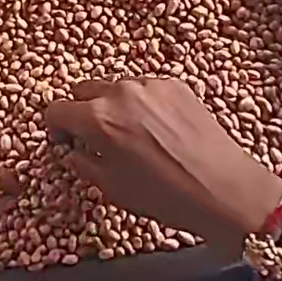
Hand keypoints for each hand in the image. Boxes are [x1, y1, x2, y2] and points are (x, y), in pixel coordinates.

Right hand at [44, 78, 281, 244]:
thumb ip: (84, 162)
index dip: (56, 127)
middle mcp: (121, 92)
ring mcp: (151, 84)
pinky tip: (158, 130)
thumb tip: (73, 151)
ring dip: (114, 106)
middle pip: (84, 91)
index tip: (65, 140)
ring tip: (133, 135)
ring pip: (117, 88)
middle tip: (96, 137)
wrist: (225, 189)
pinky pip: (146, 89)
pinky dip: (143, 104)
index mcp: (98, 119)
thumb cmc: (165, 196)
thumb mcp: (113, 188)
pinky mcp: (176, 84)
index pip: (57, 109)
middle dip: (83, 112)